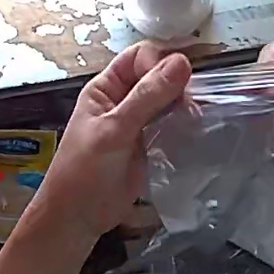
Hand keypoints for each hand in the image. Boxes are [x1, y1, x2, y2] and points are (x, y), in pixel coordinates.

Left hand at [29, 42, 191, 241]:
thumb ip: (146, 98)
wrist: (79, 217)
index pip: (139, 57)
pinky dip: (184, 123)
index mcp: (105, 88)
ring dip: (183, 103)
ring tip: (194, 117)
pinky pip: (172, 123)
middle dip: (177, 83)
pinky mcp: (152, 143)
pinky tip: (194, 129)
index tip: (179, 81)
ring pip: (168, 99)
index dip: (160, 62)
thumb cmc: (84, 171)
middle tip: (189, 104)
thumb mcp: (113, 130)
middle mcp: (123, 100)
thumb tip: (181, 63)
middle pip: (157, 75)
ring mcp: (138, 122)